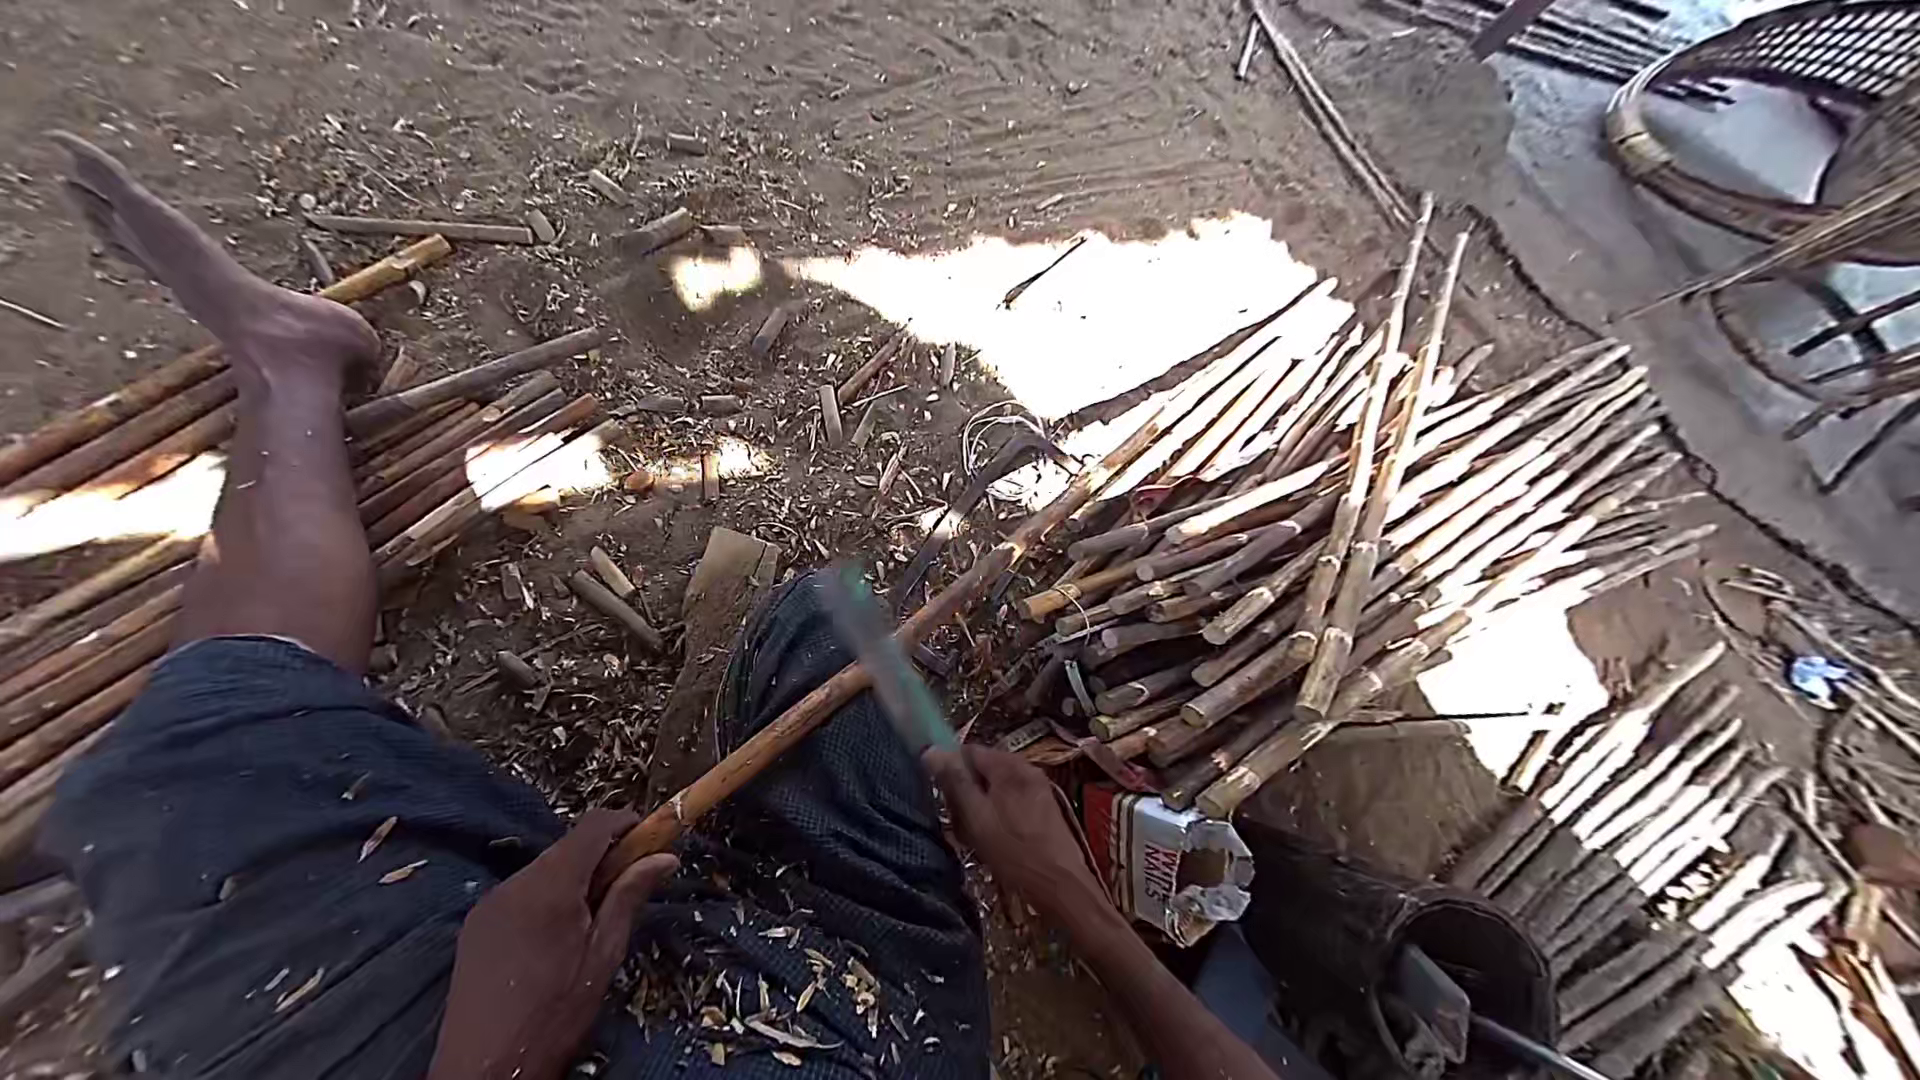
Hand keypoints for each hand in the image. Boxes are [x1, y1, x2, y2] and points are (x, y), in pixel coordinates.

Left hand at [427, 809, 678, 1079]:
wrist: (479, 1077)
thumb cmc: (553, 1015)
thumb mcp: (604, 954)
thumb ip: (631, 895)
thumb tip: (667, 856)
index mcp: (549, 888)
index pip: (594, 825)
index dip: (627, 822)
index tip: (651, 839)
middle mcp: (514, 884)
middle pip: (570, 844)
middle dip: (605, 852)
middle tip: (629, 882)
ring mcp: (489, 903)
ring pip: (548, 865)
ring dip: (578, 873)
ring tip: (595, 914)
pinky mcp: (477, 923)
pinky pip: (525, 888)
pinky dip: (551, 892)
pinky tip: (560, 929)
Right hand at [923, 746, 1111, 927]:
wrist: (1063, 886)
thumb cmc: (1015, 852)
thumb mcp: (976, 818)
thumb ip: (954, 782)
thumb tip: (931, 750)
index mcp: (1008, 765)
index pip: (968, 750)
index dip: (950, 770)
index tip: (944, 799)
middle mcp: (1025, 767)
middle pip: (982, 768)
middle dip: (966, 791)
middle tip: (961, 823)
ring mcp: (1038, 786)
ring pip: (995, 786)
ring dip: (981, 806)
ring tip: (977, 836)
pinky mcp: (1044, 805)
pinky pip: (1011, 799)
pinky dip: (998, 814)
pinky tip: (996, 841)